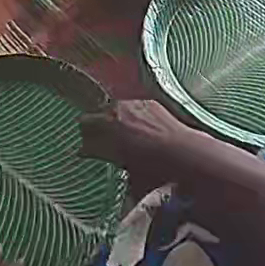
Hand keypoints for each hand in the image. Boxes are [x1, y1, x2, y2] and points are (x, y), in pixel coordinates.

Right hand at [80, 100, 208, 170]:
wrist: (182, 152)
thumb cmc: (149, 163)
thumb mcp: (118, 159)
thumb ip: (98, 151)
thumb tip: (82, 151)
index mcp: (108, 122)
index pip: (85, 122)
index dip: (84, 133)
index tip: (86, 142)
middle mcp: (120, 107)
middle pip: (100, 112)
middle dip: (99, 125)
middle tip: (104, 140)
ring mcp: (136, 103)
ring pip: (118, 108)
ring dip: (117, 118)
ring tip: (125, 135)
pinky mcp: (151, 103)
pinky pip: (134, 106)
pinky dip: (133, 115)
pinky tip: (142, 128)